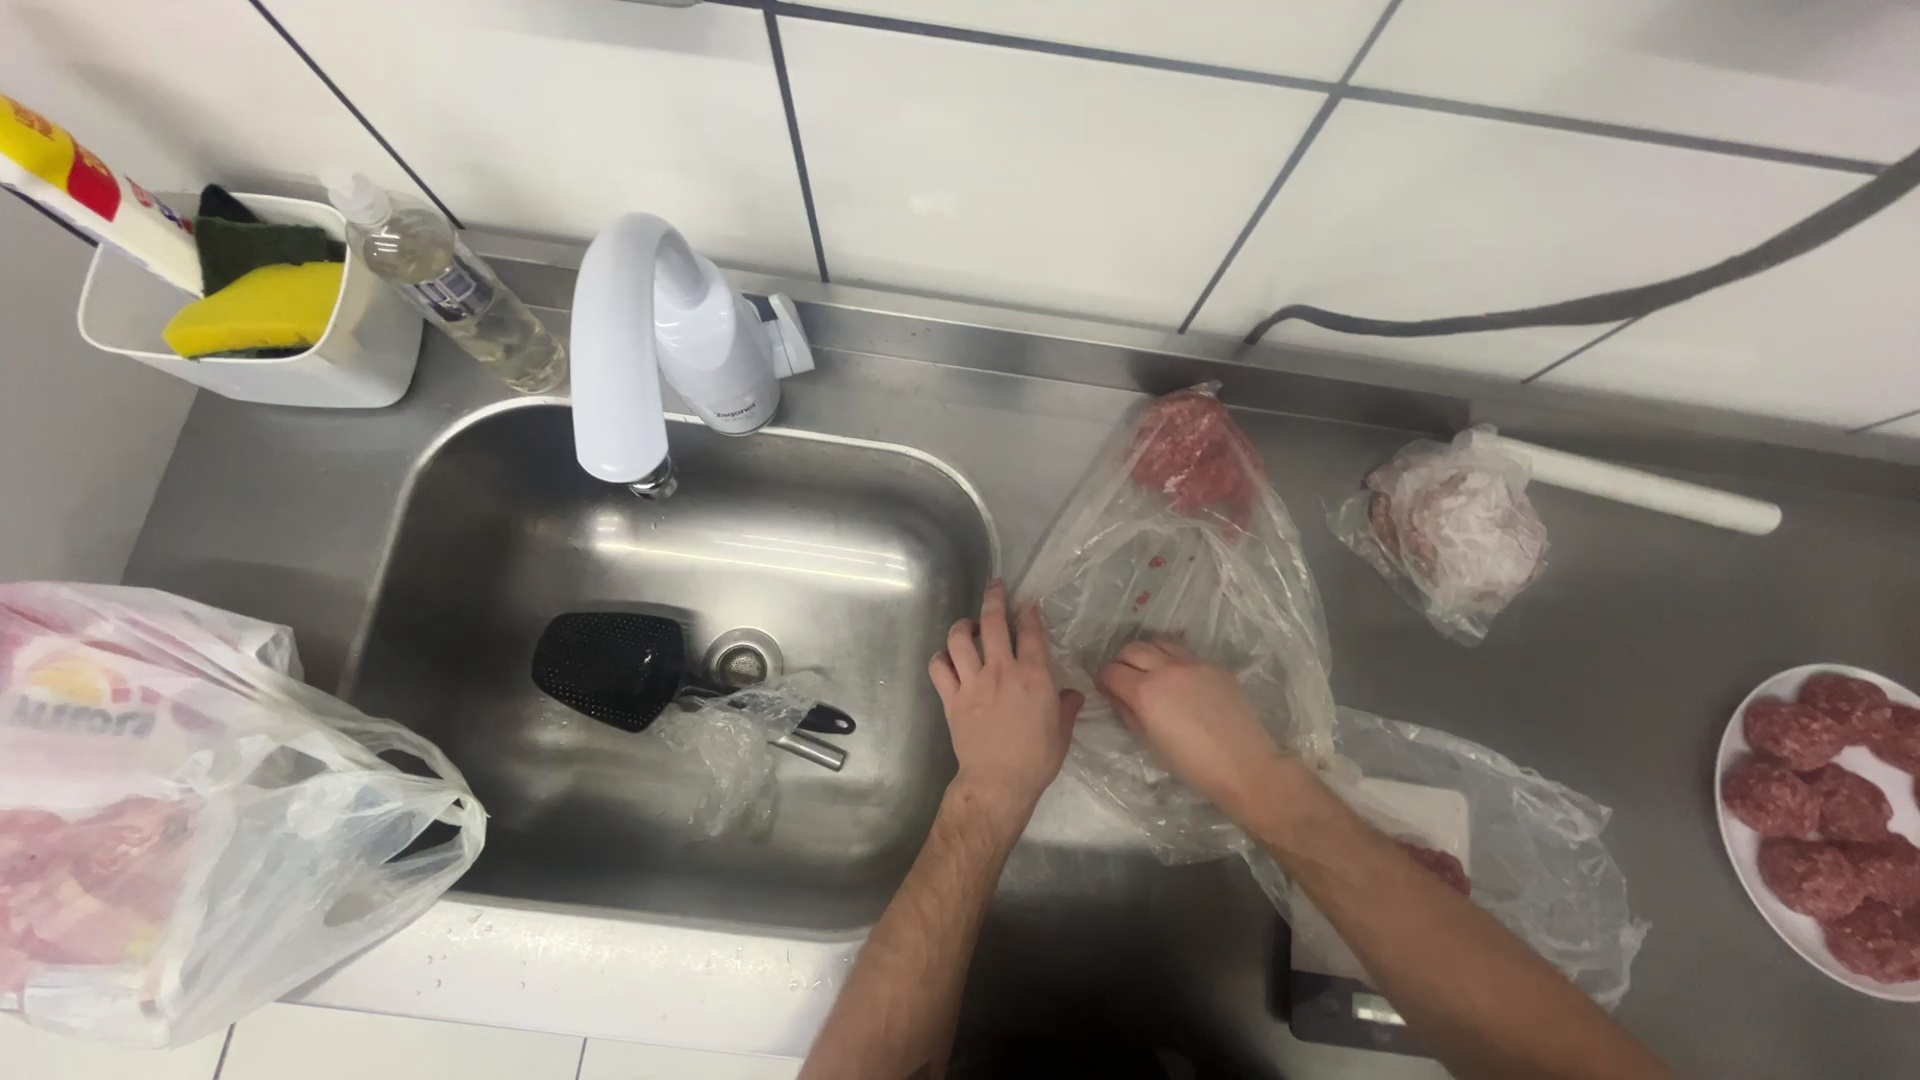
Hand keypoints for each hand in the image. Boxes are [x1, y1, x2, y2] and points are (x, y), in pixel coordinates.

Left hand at [929, 581, 1084, 827]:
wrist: (999, 782)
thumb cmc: (1036, 759)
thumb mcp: (1062, 732)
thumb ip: (1067, 707)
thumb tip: (1073, 695)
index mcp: (1034, 676)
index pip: (1031, 633)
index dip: (1029, 613)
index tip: (1027, 604)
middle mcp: (1002, 670)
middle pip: (994, 622)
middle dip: (994, 598)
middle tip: (995, 587)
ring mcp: (973, 682)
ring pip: (960, 639)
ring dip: (963, 626)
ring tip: (968, 625)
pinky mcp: (952, 697)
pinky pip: (939, 668)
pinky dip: (940, 658)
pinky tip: (946, 657)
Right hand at [1094, 640, 1292, 819]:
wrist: (1244, 765)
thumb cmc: (1191, 764)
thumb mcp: (1149, 742)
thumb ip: (1127, 712)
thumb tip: (1116, 695)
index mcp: (1145, 693)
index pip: (1111, 672)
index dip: (1104, 680)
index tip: (1106, 689)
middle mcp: (1166, 669)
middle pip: (1131, 649)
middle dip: (1122, 662)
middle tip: (1125, 679)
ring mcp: (1192, 663)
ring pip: (1158, 642)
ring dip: (1147, 654)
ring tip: (1151, 672)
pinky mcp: (1213, 665)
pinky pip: (1184, 653)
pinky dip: (1172, 660)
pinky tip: (1179, 680)